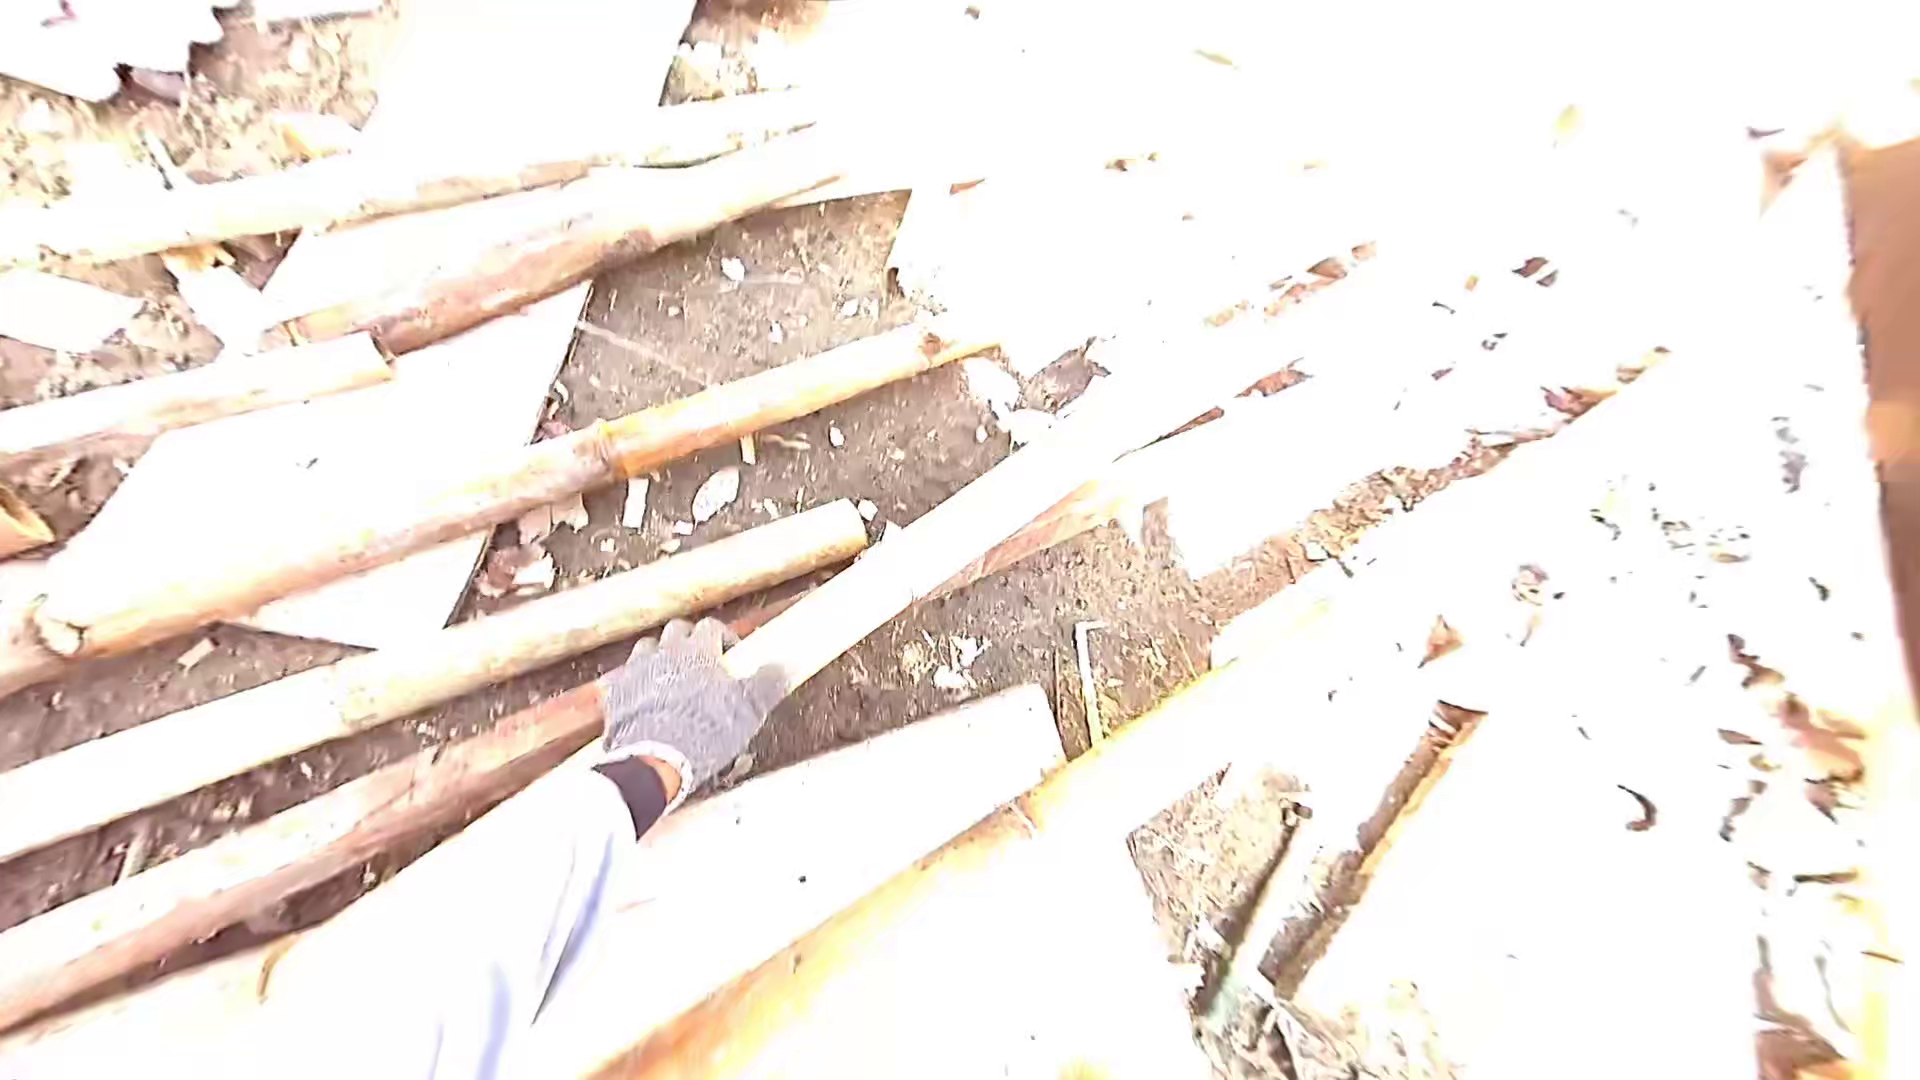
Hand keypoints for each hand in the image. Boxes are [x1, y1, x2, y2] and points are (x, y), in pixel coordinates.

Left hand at [599, 618, 787, 798]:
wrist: (656, 760)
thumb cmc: (707, 729)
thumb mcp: (750, 709)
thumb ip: (768, 683)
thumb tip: (782, 667)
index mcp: (699, 649)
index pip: (711, 626)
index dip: (723, 637)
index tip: (732, 656)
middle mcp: (666, 651)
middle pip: (676, 630)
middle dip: (688, 640)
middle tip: (701, 662)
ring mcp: (636, 670)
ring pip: (647, 647)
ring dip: (660, 655)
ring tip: (672, 676)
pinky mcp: (615, 694)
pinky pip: (622, 677)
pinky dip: (634, 681)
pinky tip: (643, 696)